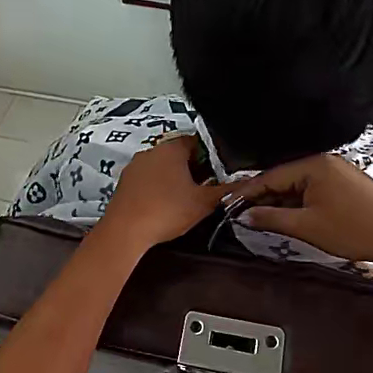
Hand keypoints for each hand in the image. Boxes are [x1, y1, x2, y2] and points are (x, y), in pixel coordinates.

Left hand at [97, 137, 233, 250]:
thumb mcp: (204, 202)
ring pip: (161, 166)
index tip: (218, 173)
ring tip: (185, 198)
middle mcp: (151, 151)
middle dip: (193, 168)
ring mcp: (135, 166)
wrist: (125, 231)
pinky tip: (163, 204)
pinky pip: (147, 178)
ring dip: (174, 178)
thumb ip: (227, 190)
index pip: (196, 141)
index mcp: (172, 148)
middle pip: (178, 153)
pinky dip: (157, 186)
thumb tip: (249, 181)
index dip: (210, 156)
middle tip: (205, 188)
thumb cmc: (167, 211)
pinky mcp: (124, 182)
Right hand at [233, 154, 372, 268]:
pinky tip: (291, 219)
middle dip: (263, 198)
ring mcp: (337, 173)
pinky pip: (313, 191)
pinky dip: (299, 205)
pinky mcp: (345, 186)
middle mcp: (325, 163)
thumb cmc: (362, 229)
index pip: (269, 176)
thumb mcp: (307, 226)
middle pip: (283, 179)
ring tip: (265, 221)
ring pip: (298, 186)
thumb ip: (272, 219)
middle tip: (242, 215)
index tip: (230, 204)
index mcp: (314, 165)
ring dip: (281, 204)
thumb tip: (248, 215)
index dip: (246, 193)